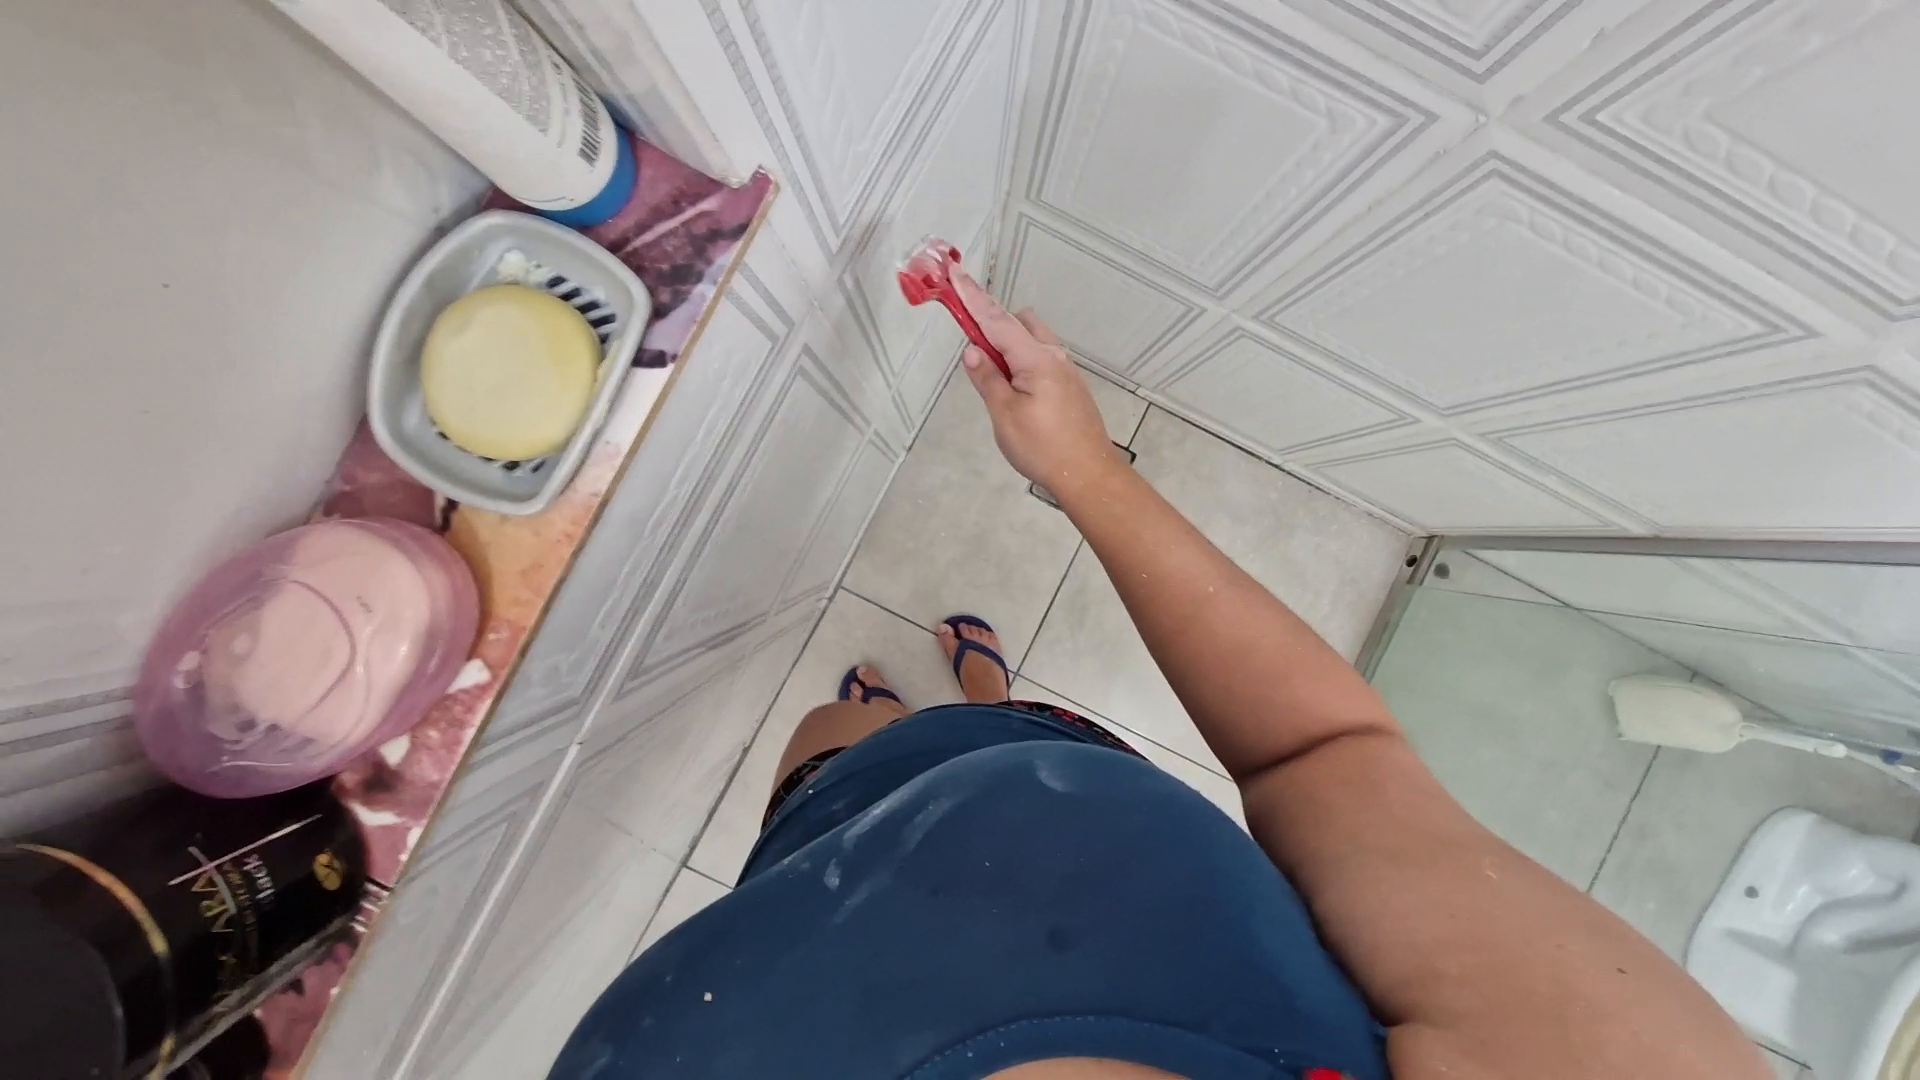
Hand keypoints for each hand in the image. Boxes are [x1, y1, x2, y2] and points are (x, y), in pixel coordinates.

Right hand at [953, 271, 1118, 494]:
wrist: (1088, 475)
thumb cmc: (1043, 448)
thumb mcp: (1005, 415)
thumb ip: (988, 379)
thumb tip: (973, 351)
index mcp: (1035, 358)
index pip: (996, 320)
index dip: (973, 297)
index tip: (955, 273)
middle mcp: (1054, 356)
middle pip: (1020, 321)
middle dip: (994, 324)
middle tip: (976, 353)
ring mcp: (1066, 371)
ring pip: (1033, 340)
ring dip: (1010, 346)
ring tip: (996, 381)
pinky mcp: (1071, 387)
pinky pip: (1043, 359)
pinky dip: (1023, 362)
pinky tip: (1017, 393)